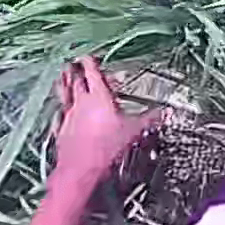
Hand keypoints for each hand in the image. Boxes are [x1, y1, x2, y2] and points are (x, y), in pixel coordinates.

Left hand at [30, 57, 155, 224]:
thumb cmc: (106, 147)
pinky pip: (61, 114)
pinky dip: (62, 108)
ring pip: (64, 93)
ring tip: (61, 76)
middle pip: (76, 80)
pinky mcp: (62, 129)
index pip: (92, 72)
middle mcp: (81, 102)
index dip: (90, 62)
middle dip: (75, 70)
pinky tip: (62, 110)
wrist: (81, 169)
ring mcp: (69, 115)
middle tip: (74, 62)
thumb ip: (149, 119)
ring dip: (63, 83)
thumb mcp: (134, 131)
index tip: (88, 55)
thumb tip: (163, 113)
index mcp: (99, 96)